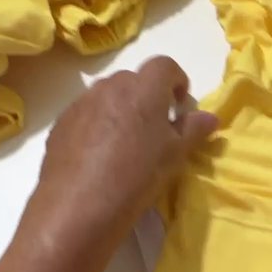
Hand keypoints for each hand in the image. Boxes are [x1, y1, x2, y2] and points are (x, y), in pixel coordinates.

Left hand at [29, 56, 216, 250]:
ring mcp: (82, 103)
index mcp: (144, 89)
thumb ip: (193, 130)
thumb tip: (210, 117)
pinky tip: (99, 158)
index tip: (180, 107)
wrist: (79, 206)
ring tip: (125, 146)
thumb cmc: (137, 177)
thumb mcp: (174, 156)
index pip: (165, 65)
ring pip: (108, 96)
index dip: (177, 81)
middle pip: (135, 80)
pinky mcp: (61, 123)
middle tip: (155, 131)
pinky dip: (98, 126)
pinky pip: (87, 114)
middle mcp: (110, 86)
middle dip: (148, 98)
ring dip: (121, 111)